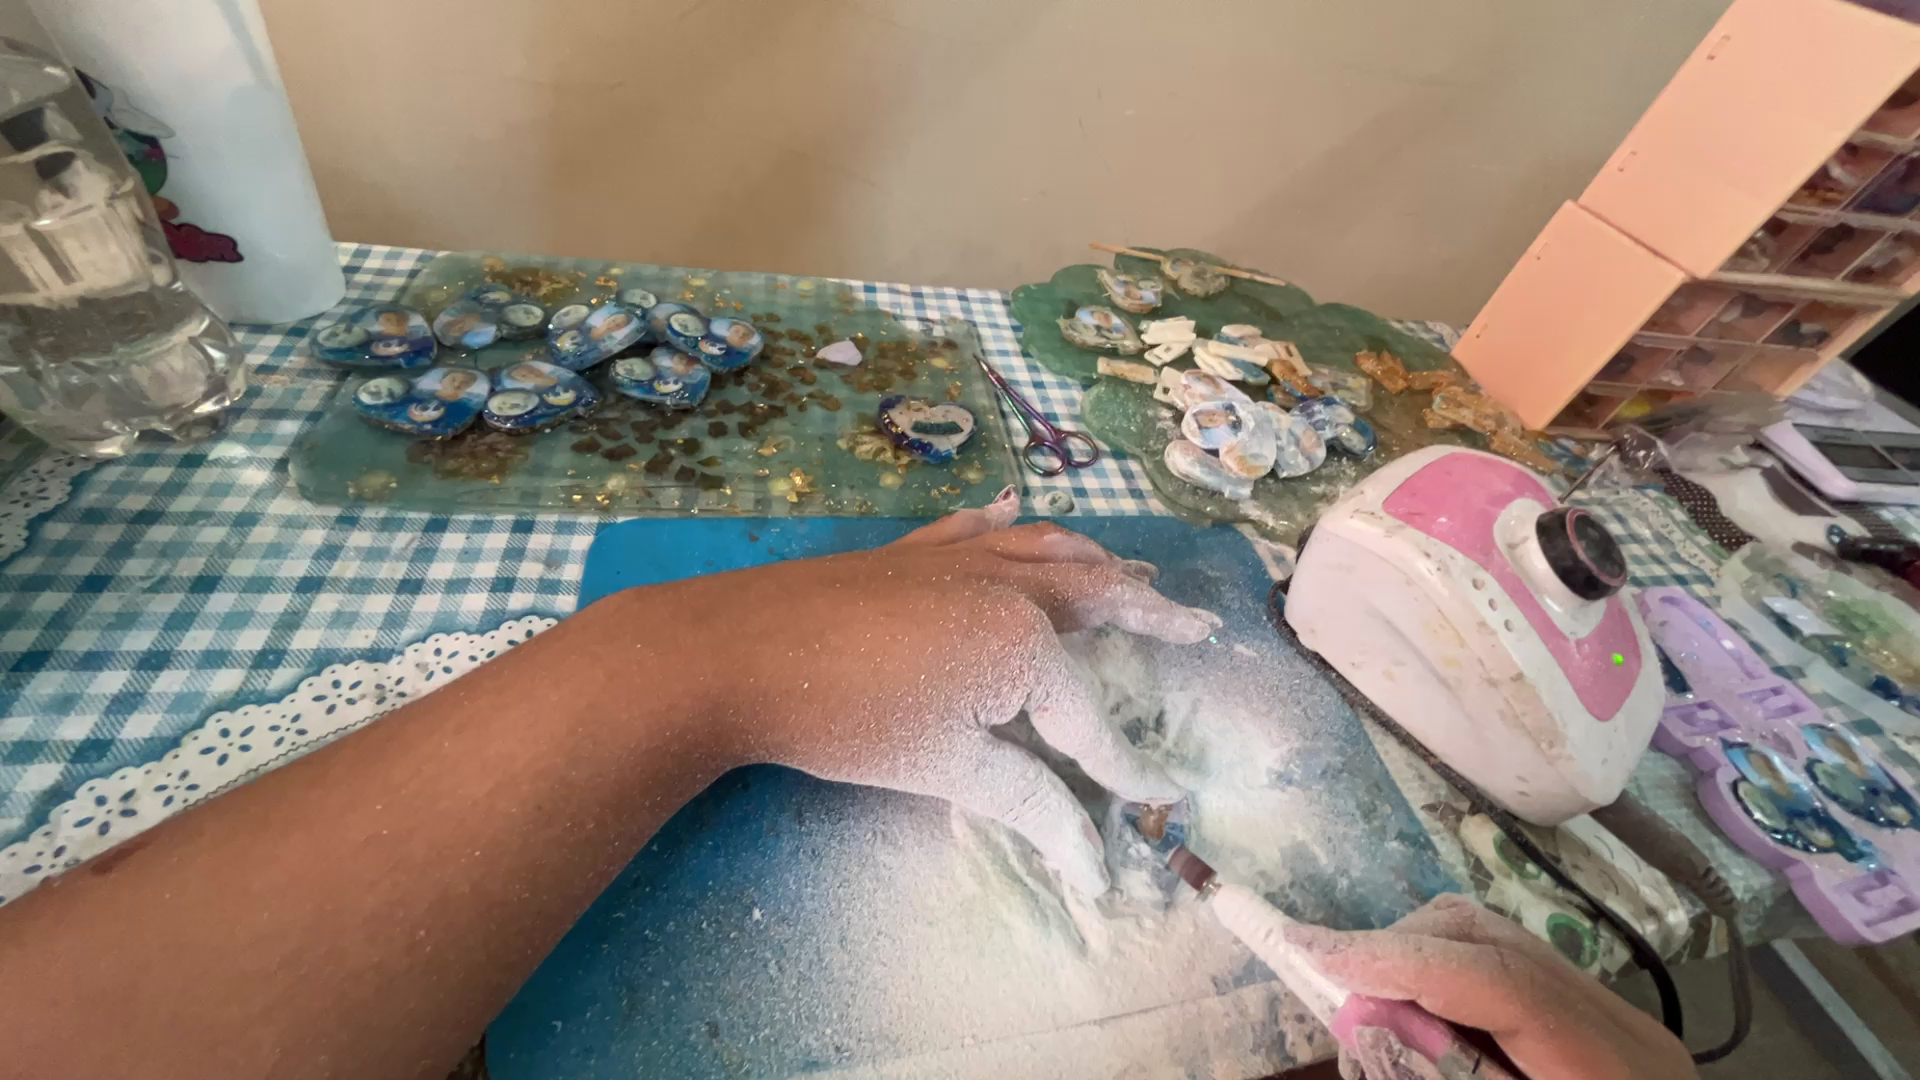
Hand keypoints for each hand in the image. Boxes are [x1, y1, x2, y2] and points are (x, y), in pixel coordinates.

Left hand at [631, 488, 1217, 894]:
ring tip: (1132, 568)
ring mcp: (962, 557)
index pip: (1090, 721)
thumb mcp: (948, 766)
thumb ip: (1028, 805)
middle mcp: (1010, 586)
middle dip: (1152, 614)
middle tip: (1198, 622)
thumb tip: (1095, 864)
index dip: (1124, 767)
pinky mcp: (917, 548)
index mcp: (1027, 643)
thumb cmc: (851, 717)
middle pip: (1097, 599)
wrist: (741, 649)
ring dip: (1097, 562)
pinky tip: (1015, 508)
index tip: (1163, 798)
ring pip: (1049, 552)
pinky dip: (1007, 523)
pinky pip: (978, 527)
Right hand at [1283, 894, 1696, 1079]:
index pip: (1500, 978)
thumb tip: (1362, 1017)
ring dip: (1409, 957)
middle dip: (1393, 950)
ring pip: (1482, 936)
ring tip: (1370, 1002)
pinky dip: (1435, 973)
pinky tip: (1414, 1011)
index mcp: (1614, 1068)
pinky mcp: (1582, 1018)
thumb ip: (1434, 1076)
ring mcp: (1603, 1014)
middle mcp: (1618, 1026)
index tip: (1310, 951)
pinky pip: (1489, 961)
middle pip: (1482, 936)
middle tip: (1335, 982)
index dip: (1396, 958)